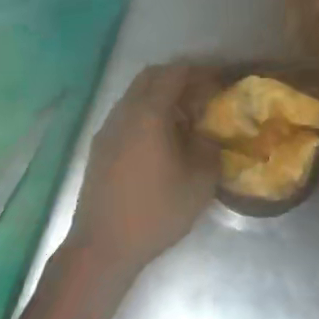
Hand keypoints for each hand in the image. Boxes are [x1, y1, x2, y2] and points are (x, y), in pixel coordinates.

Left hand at [68, 64, 222, 270]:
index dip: (200, 72)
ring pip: (135, 95)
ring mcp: (108, 129)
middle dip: (178, 79)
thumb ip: (209, 146)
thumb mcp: (200, 180)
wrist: (103, 246)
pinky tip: (160, 142)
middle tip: (202, 97)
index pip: (176, 73)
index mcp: (150, 112)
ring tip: (184, 121)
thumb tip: (207, 133)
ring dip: (160, 97)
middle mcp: (125, 112)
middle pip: (151, 76)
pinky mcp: (99, 147)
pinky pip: (126, 115)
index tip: (219, 82)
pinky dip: (146, 114)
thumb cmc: (156, 211)